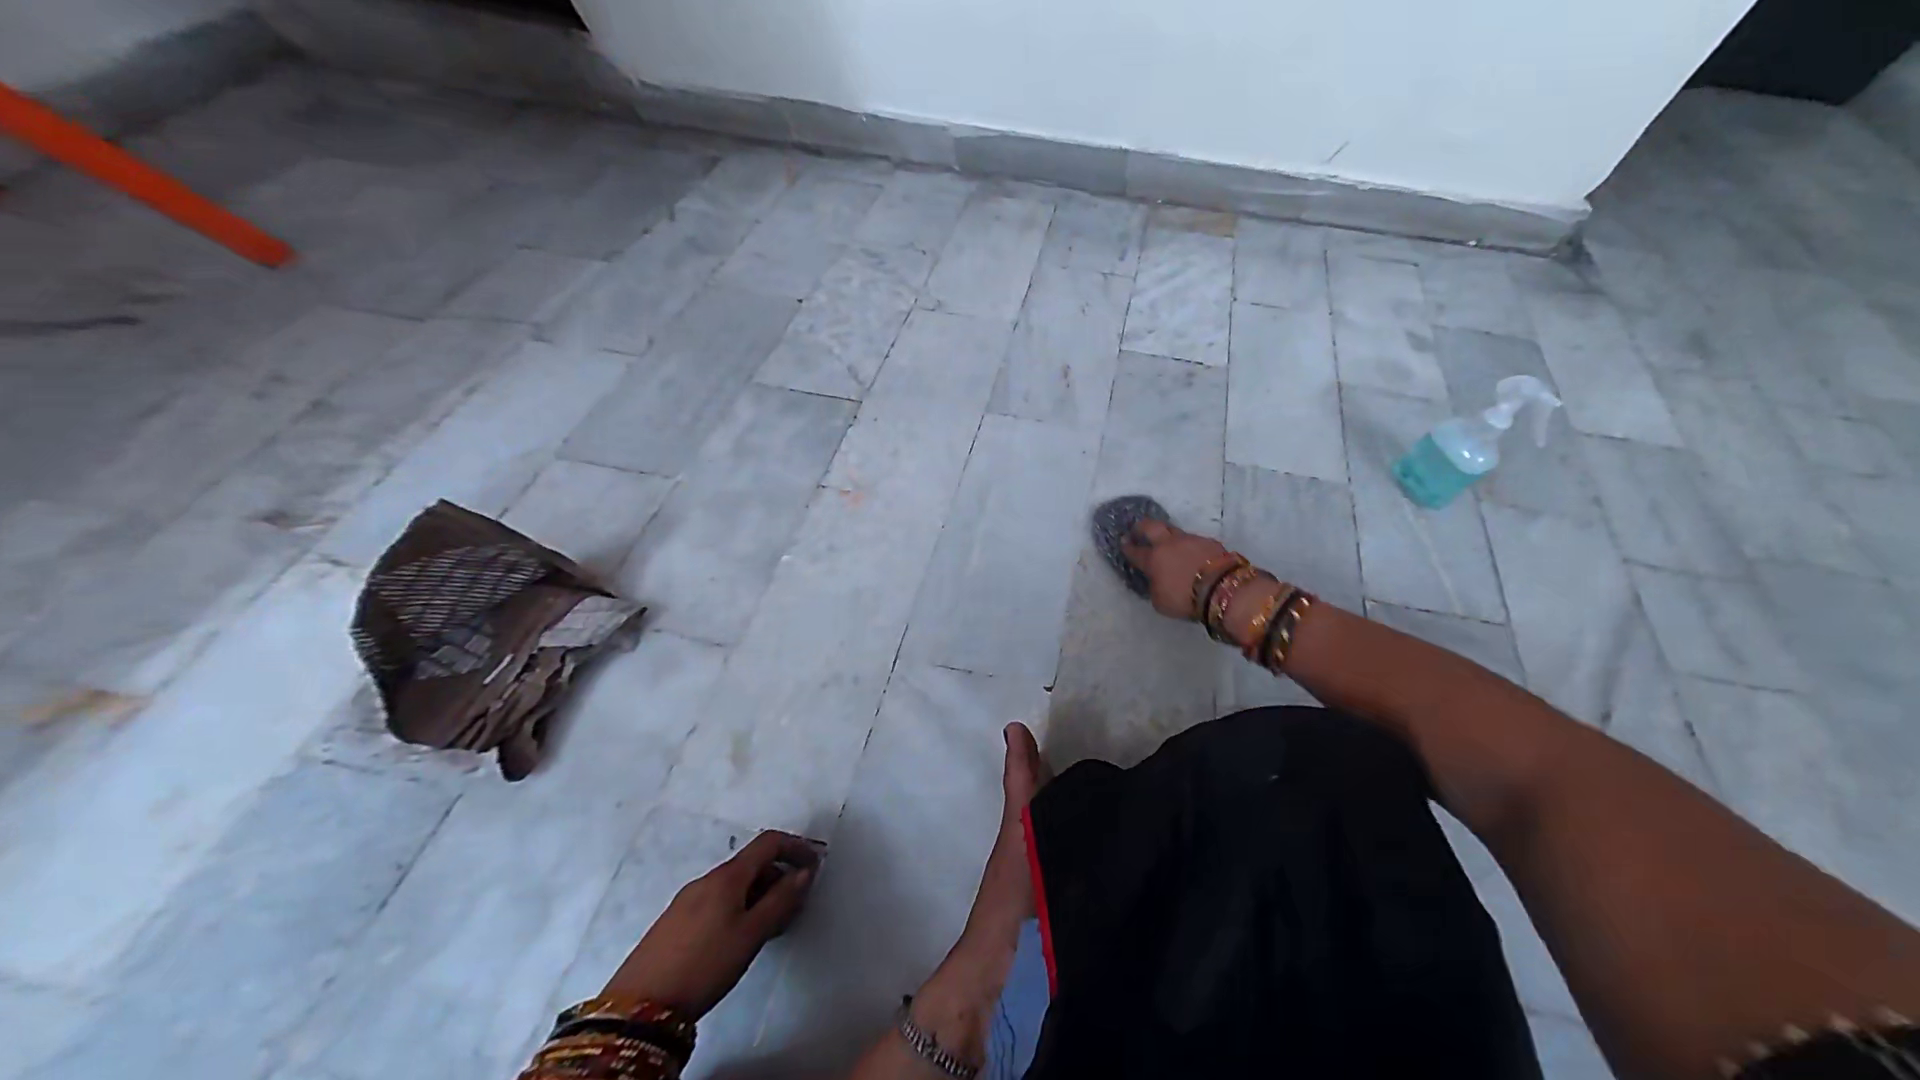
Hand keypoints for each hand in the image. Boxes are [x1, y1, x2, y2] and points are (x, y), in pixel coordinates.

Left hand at [601, 830, 820, 1018]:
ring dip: (759, 894)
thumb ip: (781, 900)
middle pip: (751, 864)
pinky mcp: (675, 922)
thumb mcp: (752, 934)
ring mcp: (687, 900)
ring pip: (734, 885)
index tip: (814, 863)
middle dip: (778, 876)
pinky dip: (739, 907)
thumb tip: (804, 872)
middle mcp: (706, 880)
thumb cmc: (705, 964)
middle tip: (795, 906)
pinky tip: (740, 938)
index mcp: (727, 877)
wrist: (639, 1006)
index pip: (768, 843)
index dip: (795, 846)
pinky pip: (717, 901)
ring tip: (771, 927)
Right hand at [1123, 520, 1232, 619]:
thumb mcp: (1160, 601)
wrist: (1221, 587)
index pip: (1135, 551)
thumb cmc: (1185, 598)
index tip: (1123, 542)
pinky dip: (1189, 546)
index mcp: (1153, 559)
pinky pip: (1193, 540)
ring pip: (1174, 531)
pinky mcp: (1209, 541)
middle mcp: (1168, 544)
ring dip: (1168, 535)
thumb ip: (1154, 588)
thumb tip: (1156, 581)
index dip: (1127, 547)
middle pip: (1151, 526)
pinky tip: (1191, 554)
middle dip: (1141, 527)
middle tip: (1138, 530)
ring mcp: (1190, 539)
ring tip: (1168, 543)